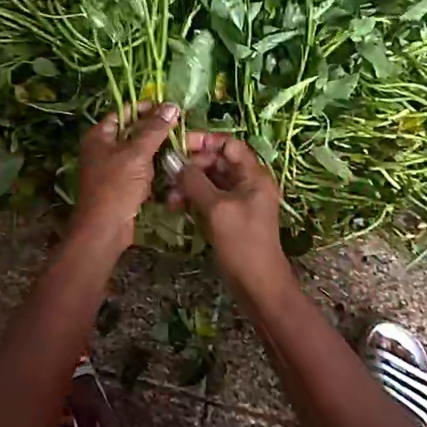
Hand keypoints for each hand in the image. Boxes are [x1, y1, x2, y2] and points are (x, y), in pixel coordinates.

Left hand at [72, 102, 178, 250]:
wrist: (104, 229)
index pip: (125, 111)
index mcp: (100, 135)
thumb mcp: (137, 154)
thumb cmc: (116, 186)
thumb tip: (172, 105)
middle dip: (156, 130)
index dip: (147, 108)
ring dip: (158, 151)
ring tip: (182, 146)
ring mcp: (112, 167)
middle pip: (133, 131)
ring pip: (139, 152)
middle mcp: (103, 148)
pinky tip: (172, 167)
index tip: (172, 108)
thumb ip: (155, 129)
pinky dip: (154, 168)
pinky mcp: (122, 184)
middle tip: (182, 128)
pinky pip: (140, 169)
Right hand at [168, 132, 292, 294]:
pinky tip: (175, 208)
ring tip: (169, 198)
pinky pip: (208, 199)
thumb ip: (195, 182)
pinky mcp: (229, 217)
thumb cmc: (243, 243)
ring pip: (209, 182)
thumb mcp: (217, 209)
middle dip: (191, 167)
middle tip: (168, 176)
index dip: (204, 141)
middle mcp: (247, 183)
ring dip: (188, 185)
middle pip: (216, 162)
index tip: (178, 145)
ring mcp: (238, 201)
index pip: (229, 144)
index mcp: (253, 175)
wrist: (258, 285)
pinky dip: (192, 200)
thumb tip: (174, 161)